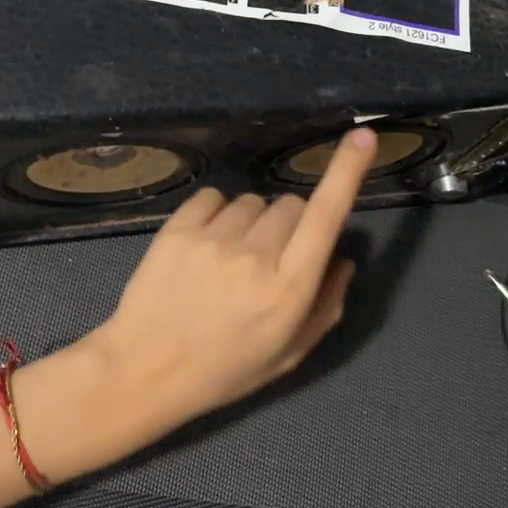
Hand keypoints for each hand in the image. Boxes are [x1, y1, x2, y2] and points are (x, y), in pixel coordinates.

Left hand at [81, 128, 375, 433]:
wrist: (145, 371)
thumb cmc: (226, 369)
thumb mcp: (290, 354)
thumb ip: (327, 305)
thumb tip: (343, 257)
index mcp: (290, 288)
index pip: (327, 216)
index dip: (347, 172)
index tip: (362, 137)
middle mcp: (256, 257)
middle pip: (292, 205)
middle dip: (291, 224)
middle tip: (270, 260)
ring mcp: (213, 240)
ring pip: (253, 202)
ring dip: (251, 223)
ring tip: (229, 260)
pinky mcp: (177, 230)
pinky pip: (214, 197)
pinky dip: (216, 215)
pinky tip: (206, 246)